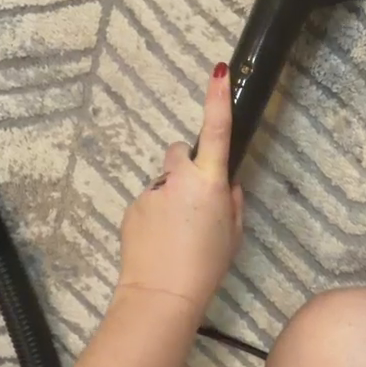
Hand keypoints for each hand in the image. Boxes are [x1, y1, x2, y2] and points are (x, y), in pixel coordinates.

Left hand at [115, 63, 243, 312]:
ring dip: (171, 196)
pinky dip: (156, 215)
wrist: (160, 296)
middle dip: (188, 166)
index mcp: (209, 182)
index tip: (218, 71)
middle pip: (180, 152)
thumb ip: (231, 203)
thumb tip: (225, 185)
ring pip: (164, 181)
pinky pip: (149, 201)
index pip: (216, 132)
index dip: (217, 99)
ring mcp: (150, 192)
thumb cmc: (207, 266)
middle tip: (195, 199)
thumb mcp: (234, 234)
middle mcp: (178, 178)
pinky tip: (160, 242)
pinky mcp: (131, 207)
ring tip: (176, 234)